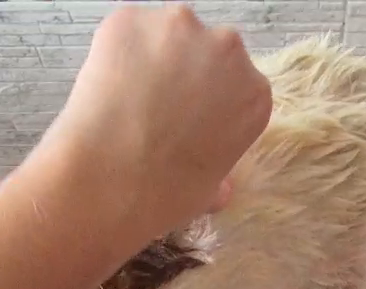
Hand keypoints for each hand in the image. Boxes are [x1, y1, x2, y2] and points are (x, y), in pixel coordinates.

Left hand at [39, 5, 270, 239]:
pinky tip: (110, 88)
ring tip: (132, 100)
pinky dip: (119, 55)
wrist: (112, 177)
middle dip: (187, 76)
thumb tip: (220, 185)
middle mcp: (227, 50)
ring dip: (154, 61)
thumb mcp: (209, 193)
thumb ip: (219, 175)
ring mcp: (179, 26)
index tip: (194, 122)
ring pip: (166, 37)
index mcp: (254, 95)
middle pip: (208, 53)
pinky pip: (128, 33)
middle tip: (160, 111)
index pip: (239, 88)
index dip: (213, 105)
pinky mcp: (133, 17)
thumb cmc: (167, 194)